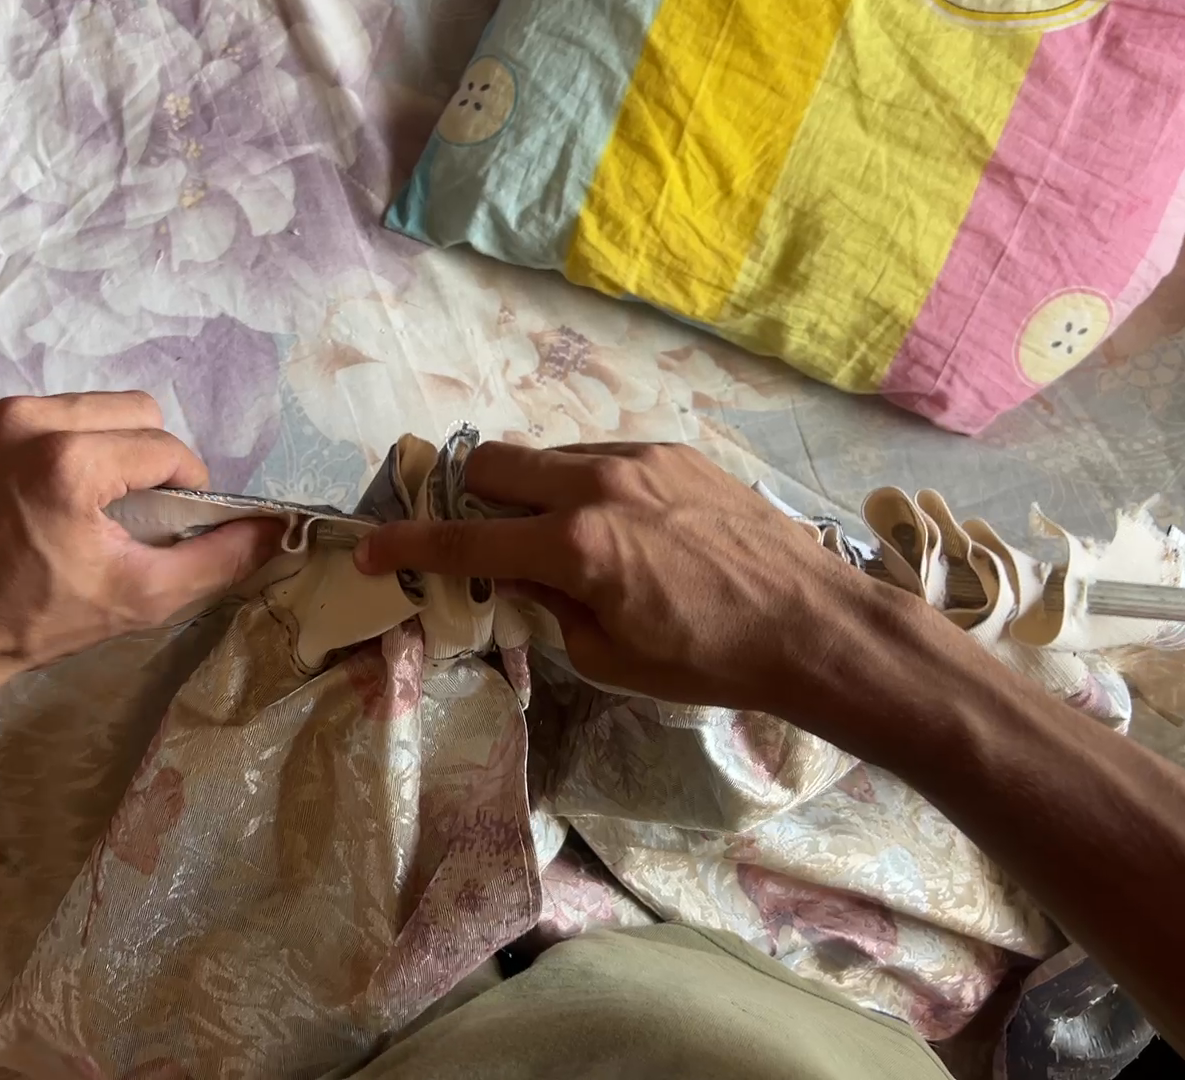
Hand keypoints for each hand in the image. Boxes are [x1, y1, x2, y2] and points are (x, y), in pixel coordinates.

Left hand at [0, 392, 282, 713]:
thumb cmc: (43, 620)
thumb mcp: (144, 597)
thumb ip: (219, 558)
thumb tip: (276, 528)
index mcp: (69, 463)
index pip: (166, 447)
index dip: (186, 484)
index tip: (173, 520)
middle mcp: (24, 420)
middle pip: (133, 408)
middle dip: (149, 455)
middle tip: (135, 506)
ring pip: (86, 404)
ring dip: (106, 443)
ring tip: (90, 495)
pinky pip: (36, 411)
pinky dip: (55, 441)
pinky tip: (40, 487)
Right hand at [354, 441, 905, 713]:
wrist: (814, 625)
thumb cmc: (704, 659)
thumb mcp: (605, 654)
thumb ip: (546, 603)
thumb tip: (520, 571)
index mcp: (574, 546)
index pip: (464, 537)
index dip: (407, 543)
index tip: (371, 547)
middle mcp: (596, 486)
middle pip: (493, 461)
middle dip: (467, 492)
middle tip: (479, 528)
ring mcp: (637, 459)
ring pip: (545, 454)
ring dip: (528, 488)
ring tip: (560, 530)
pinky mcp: (672, 452)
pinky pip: (597, 456)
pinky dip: (579, 483)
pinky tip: (616, 518)